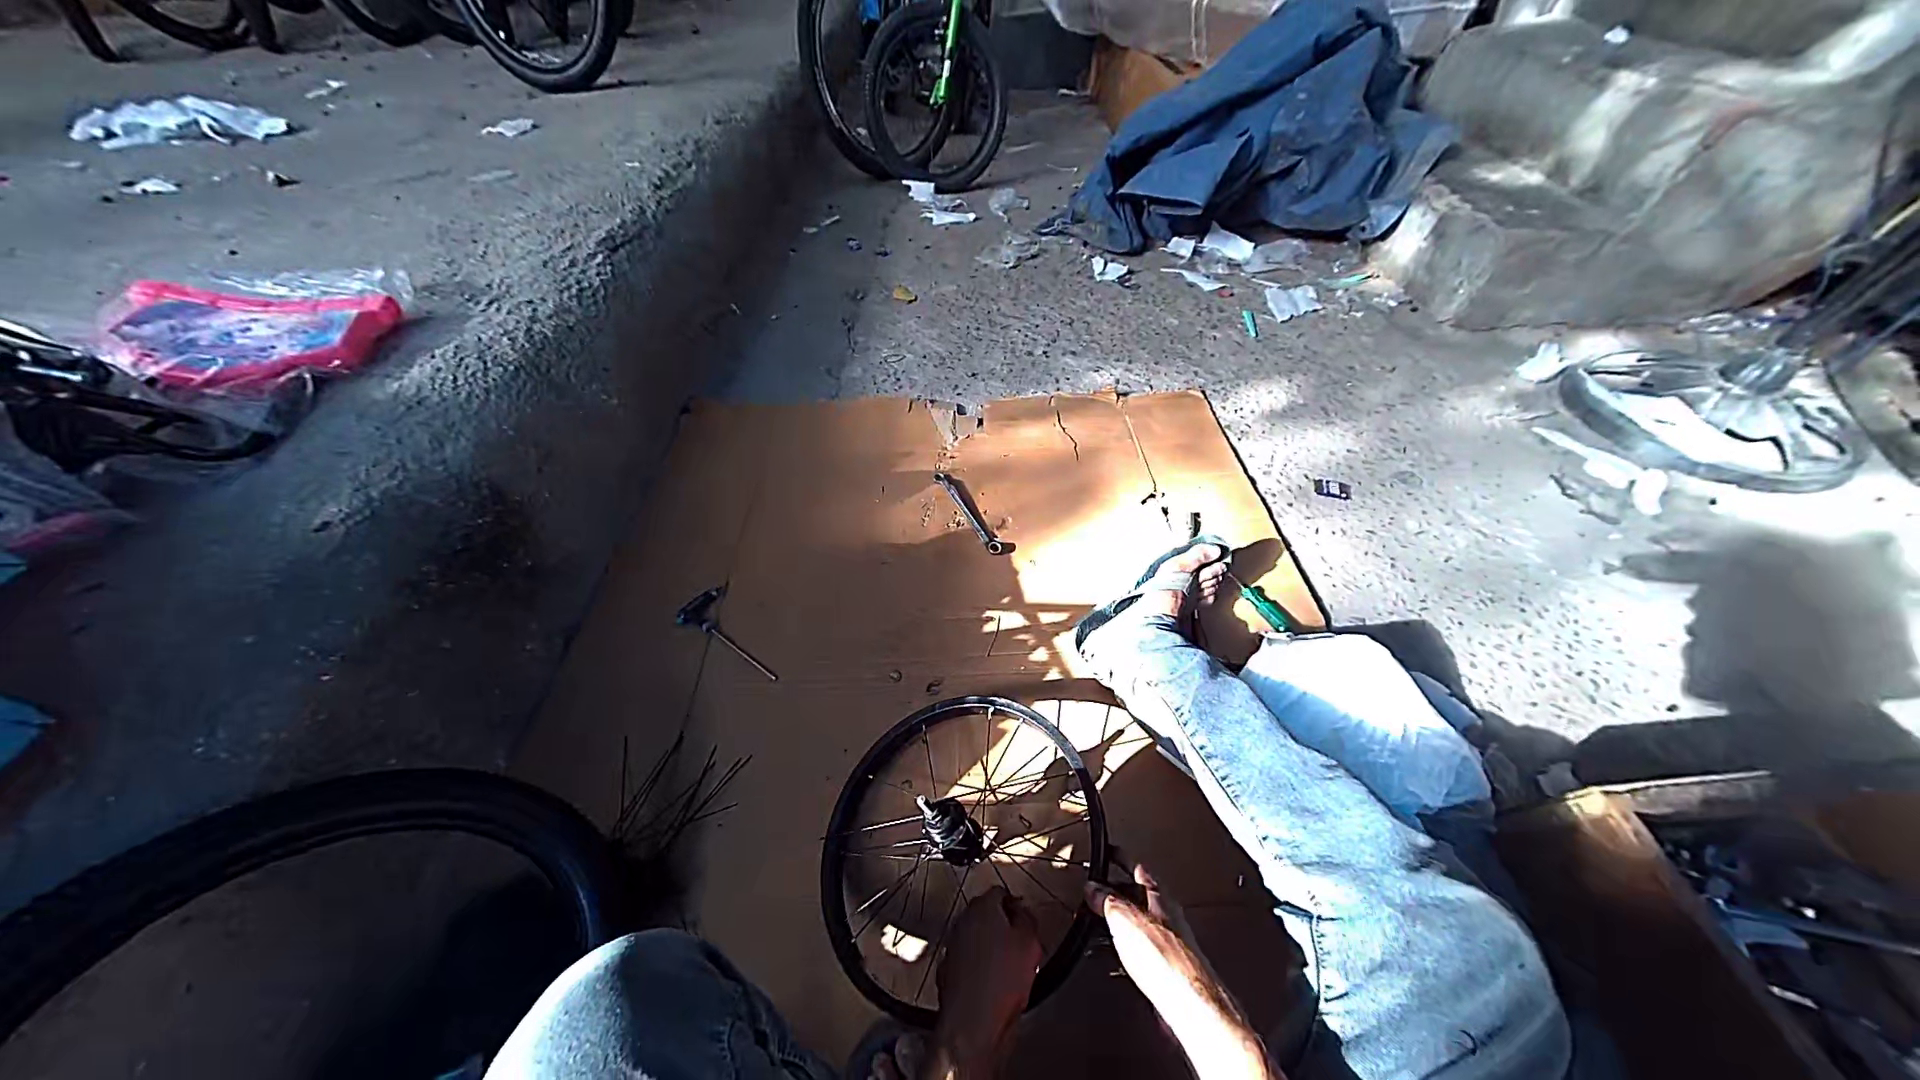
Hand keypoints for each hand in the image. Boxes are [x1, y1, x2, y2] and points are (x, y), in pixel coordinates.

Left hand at [929, 887, 1041, 1078]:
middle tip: (1020, 944)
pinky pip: (968, 961)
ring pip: (976, 937)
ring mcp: (952, 945)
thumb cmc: (1001, 983)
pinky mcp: (947, 970)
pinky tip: (992, 984)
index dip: (1015, 905)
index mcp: (982, 908)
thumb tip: (1022, 912)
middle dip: (1003, 926)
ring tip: (1009, 968)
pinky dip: (978, 967)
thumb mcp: (1030, 943)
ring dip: (990, 947)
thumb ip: (1027, 919)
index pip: (999, 892)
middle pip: (986, 914)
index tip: (1024, 917)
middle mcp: (962, 922)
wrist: (973, 1024)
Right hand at [1087, 866, 1282, 1079]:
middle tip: (1100, 887)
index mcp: (1159, 896)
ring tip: (1104, 918)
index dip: (1120, 857)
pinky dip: (1129, 943)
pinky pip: (1144, 946)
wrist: (1193, 1008)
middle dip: (1119, 889)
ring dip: (1123, 917)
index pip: (1136, 866)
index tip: (1108, 850)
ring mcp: (1171, 943)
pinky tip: (1120, 952)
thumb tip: (1094, 888)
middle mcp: (1168, 916)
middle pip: (1140, 894)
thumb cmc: (1169, 962)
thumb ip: (1108, 900)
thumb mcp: (1125, 919)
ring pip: (1142, 920)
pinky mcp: (1169, 969)